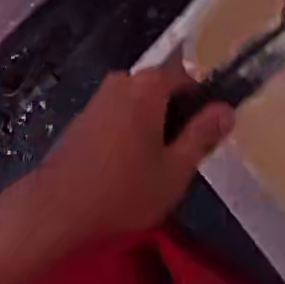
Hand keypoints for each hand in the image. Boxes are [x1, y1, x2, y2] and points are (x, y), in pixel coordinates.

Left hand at [0, 59, 233, 283]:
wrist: (58, 207)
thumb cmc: (124, 190)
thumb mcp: (174, 170)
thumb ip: (202, 135)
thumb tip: (226, 110)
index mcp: (148, 84)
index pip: (186, 76)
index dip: (202, 101)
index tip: (210, 131)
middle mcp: (123, 79)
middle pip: (161, 88)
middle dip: (176, 116)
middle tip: (183, 157)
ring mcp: (100, 96)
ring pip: (139, 103)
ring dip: (152, 126)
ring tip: (156, 168)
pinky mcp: (84, 115)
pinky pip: (119, 114)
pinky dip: (130, 132)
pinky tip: (129, 167)